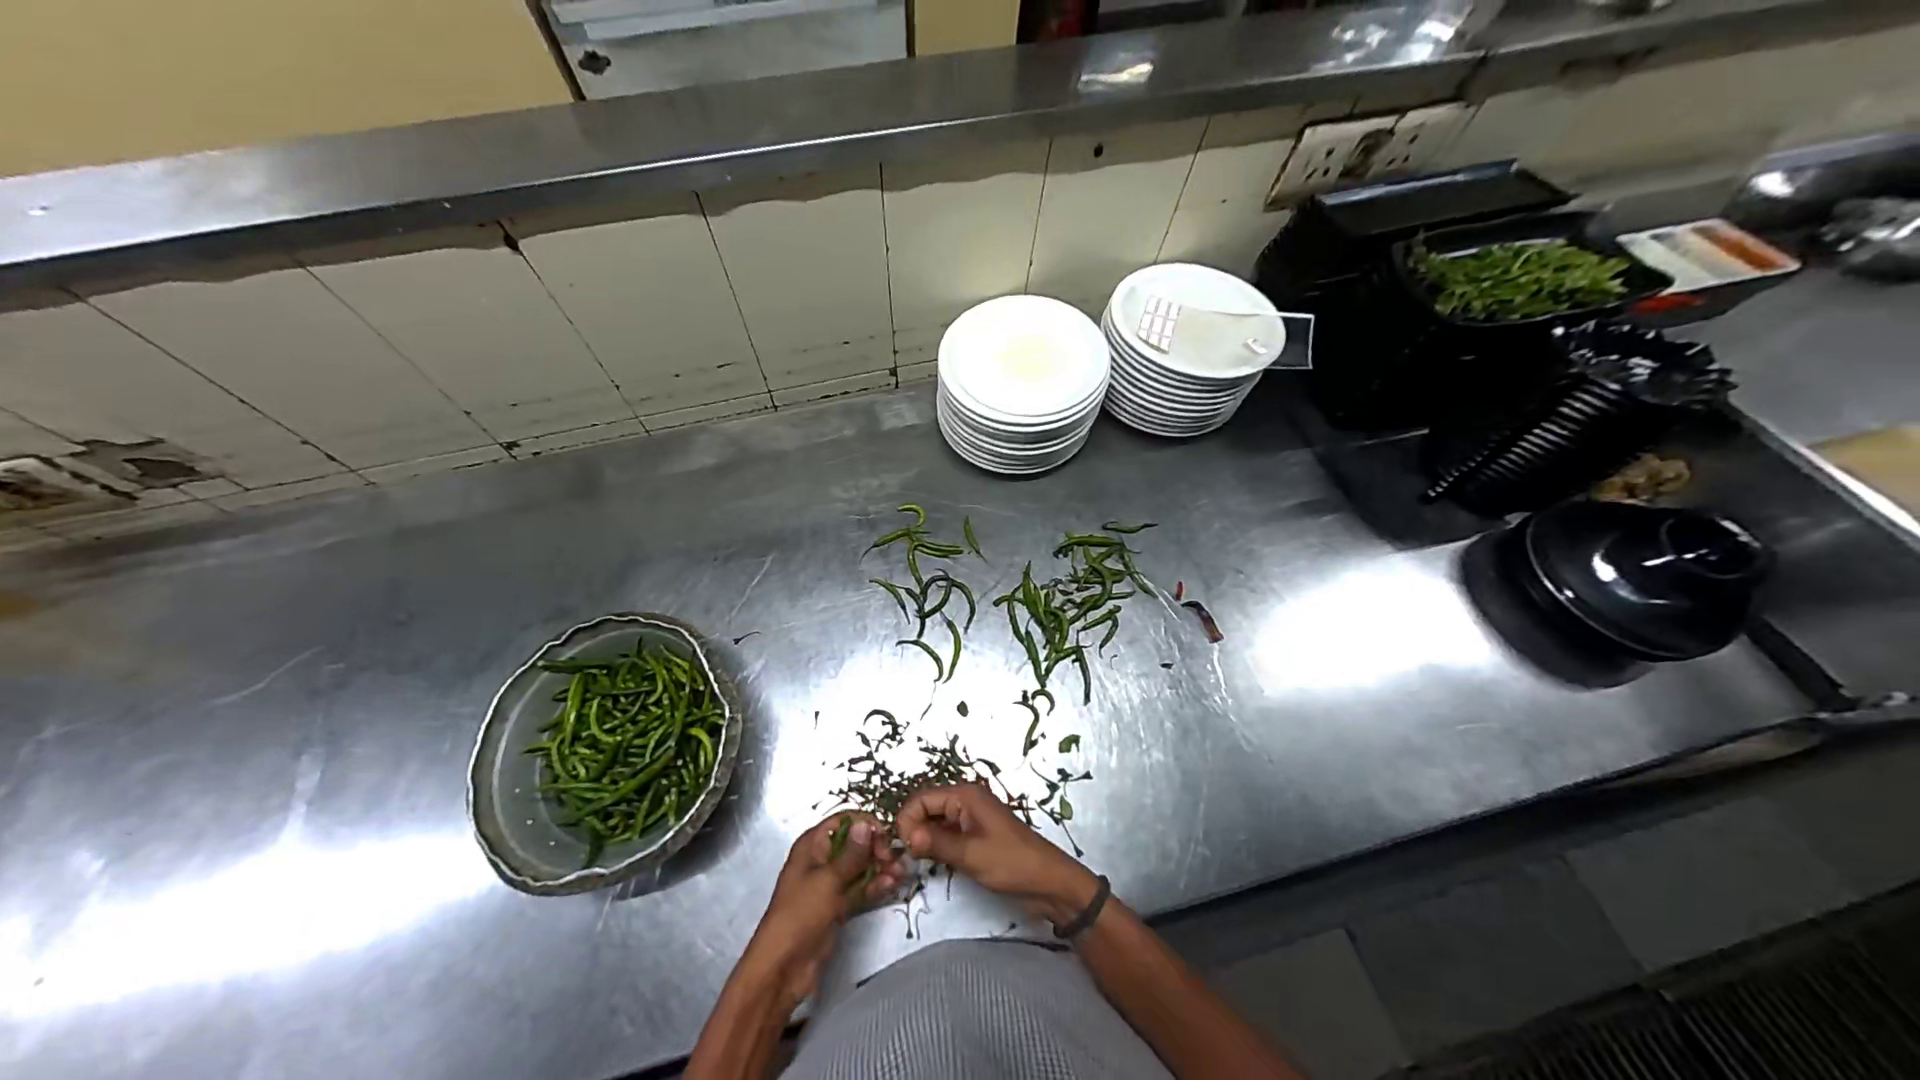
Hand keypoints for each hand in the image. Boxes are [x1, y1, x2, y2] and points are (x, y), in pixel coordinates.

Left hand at [742, 812, 905, 1009]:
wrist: (784, 967)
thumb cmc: (800, 915)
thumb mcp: (828, 880)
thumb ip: (852, 854)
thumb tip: (866, 824)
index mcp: (812, 845)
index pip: (845, 821)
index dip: (866, 826)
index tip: (886, 838)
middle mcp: (821, 859)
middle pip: (856, 843)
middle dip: (878, 849)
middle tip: (895, 860)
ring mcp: (830, 884)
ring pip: (861, 867)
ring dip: (881, 868)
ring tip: (901, 874)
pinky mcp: (838, 905)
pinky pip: (860, 888)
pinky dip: (876, 886)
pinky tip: (892, 885)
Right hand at [897, 783, 1100, 926]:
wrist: (1048, 882)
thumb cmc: (1012, 864)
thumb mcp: (971, 855)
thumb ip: (936, 843)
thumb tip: (905, 836)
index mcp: (965, 795)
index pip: (921, 799)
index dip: (907, 820)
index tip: (902, 848)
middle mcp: (965, 800)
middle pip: (925, 807)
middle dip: (912, 828)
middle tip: (906, 857)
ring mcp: (969, 818)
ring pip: (933, 821)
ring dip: (922, 837)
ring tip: (915, 861)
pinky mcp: (973, 835)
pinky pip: (945, 833)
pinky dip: (934, 844)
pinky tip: (930, 861)